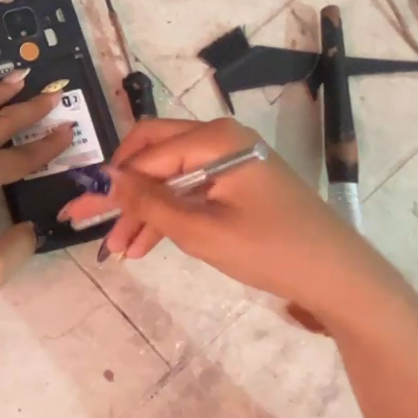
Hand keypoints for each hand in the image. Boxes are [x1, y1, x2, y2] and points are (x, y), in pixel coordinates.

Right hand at [57, 117, 412, 321]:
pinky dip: (165, 215)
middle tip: (86, 219)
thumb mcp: (200, 229)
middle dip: (120, 190)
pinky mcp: (236, 184)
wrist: (340, 278)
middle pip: (151, 154)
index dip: (109, 183)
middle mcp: (221, 139)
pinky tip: (142, 245)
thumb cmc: (271, 250)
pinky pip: (188, 190)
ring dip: (140, 209)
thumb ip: (148, 202)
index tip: (77, 211)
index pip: (145, 154)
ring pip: (166, 177)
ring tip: (117, 249)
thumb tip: (103, 179)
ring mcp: (230, 161)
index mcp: (215, 139)